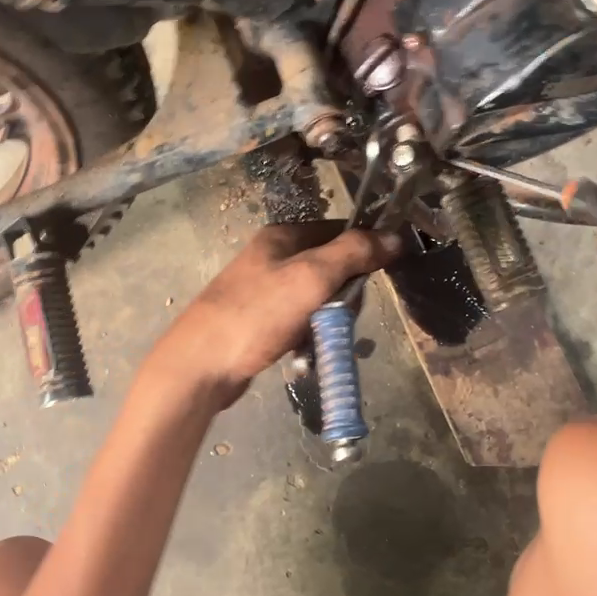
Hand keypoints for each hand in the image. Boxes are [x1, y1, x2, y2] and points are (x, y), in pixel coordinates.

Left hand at [147, 222, 402, 407]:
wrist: (201, 365)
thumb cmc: (257, 314)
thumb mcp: (312, 277)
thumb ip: (354, 253)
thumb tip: (396, 236)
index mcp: (282, 237)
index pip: (340, 231)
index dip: (363, 252)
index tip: (374, 280)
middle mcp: (272, 258)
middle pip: (331, 268)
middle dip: (343, 297)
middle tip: (338, 318)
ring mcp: (264, 291)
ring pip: (317, 300)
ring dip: (326, 322)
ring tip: (320, 340)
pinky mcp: (259, 322)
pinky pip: (299, 324)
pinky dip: (307, 338)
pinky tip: (304, 353)